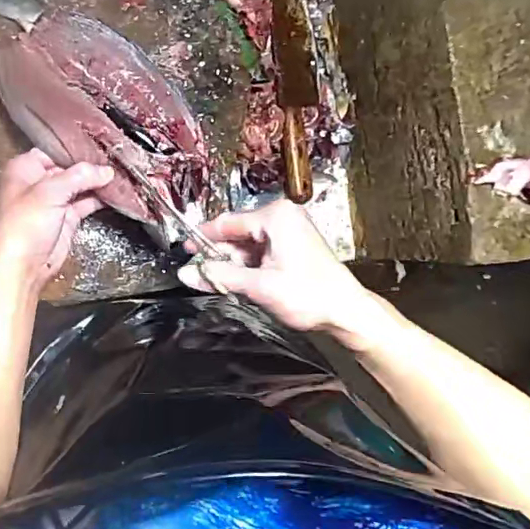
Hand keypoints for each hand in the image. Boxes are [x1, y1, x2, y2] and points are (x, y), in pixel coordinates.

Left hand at [0, 150, 113, 295]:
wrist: (24, 265)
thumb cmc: (25, 225)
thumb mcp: (50, 192)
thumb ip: (79, 176)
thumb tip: (106, 171)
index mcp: (24, 168)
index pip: (53, 150)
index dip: (74, 149)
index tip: (98, 146)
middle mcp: (38, 182)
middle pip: (69, 167)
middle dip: (90, 166)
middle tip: (114, 158)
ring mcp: (53, 201)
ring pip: (80, 185)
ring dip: (98, 182)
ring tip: (119, 173)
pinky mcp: (66, 217)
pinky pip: (86, 202)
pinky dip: (100, 198)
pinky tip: (115, 192)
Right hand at [176, 201, 390, 340]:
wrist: (345, 312)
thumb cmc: (313, 295)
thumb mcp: (258, 286)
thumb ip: (219, 276)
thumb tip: (188, 272)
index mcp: (276, 216)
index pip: (227, 222)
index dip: (202, 238)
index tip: (184, 249)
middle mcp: (283, 217)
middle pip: (236, 234)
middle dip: (219, 256)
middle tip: (202, 276)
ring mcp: (289, 231)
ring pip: (246, 245)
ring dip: (233, 265)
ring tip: (224, 284)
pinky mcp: (292, 247)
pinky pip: (260, 252)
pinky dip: (248, 267)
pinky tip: (241, 283)